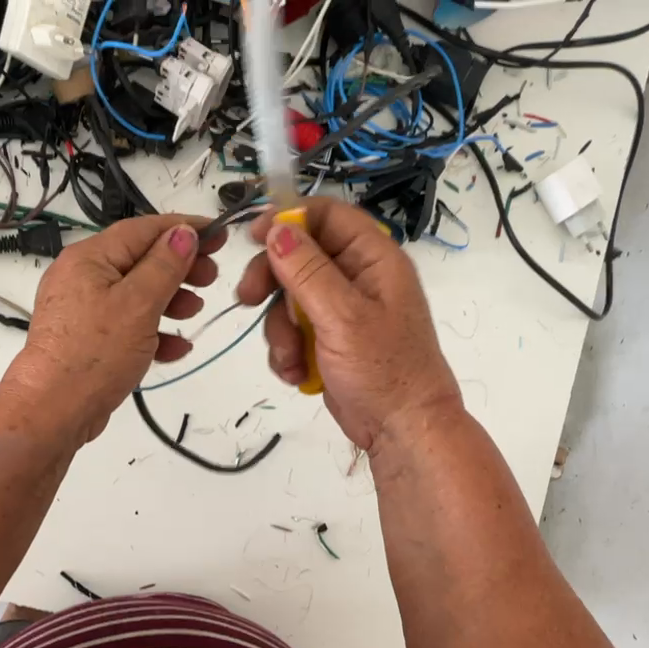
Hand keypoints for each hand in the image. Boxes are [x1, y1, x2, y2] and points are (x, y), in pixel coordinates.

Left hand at [6, 214, 224, 439]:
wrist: (53, 410)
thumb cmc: (95, 353)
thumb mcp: (138, 304)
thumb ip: (164, 266)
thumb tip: (183, 233)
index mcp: (89, 258)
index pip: (143, 229)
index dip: (183, 229)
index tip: (218, 235)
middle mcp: (82, 279)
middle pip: (139, 262)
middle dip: (179, 268)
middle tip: (211, 277)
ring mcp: (83, 313)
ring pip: (135, 296)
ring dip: (170, 302)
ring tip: (195, 311)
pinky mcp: (88, 343)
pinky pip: (126, 328)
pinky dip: (152, 333)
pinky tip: (177, 347)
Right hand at [234, 197, 461, 451]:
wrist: (402, 429)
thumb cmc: (383, 369)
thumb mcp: (343, 316)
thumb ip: (307, 272)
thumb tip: (276, 230)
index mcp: (372, 259)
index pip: (326, 216)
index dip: (288, 220)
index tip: (253, 238)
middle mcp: (356, 278)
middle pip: (298, 258)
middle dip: (271, 281)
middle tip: (247, 300)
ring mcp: (341, 312)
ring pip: (289, 300)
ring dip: (279, 331)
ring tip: (290, 360)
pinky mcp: (327, 342)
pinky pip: (292, 333)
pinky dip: (287, 352)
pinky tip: (296, 373)